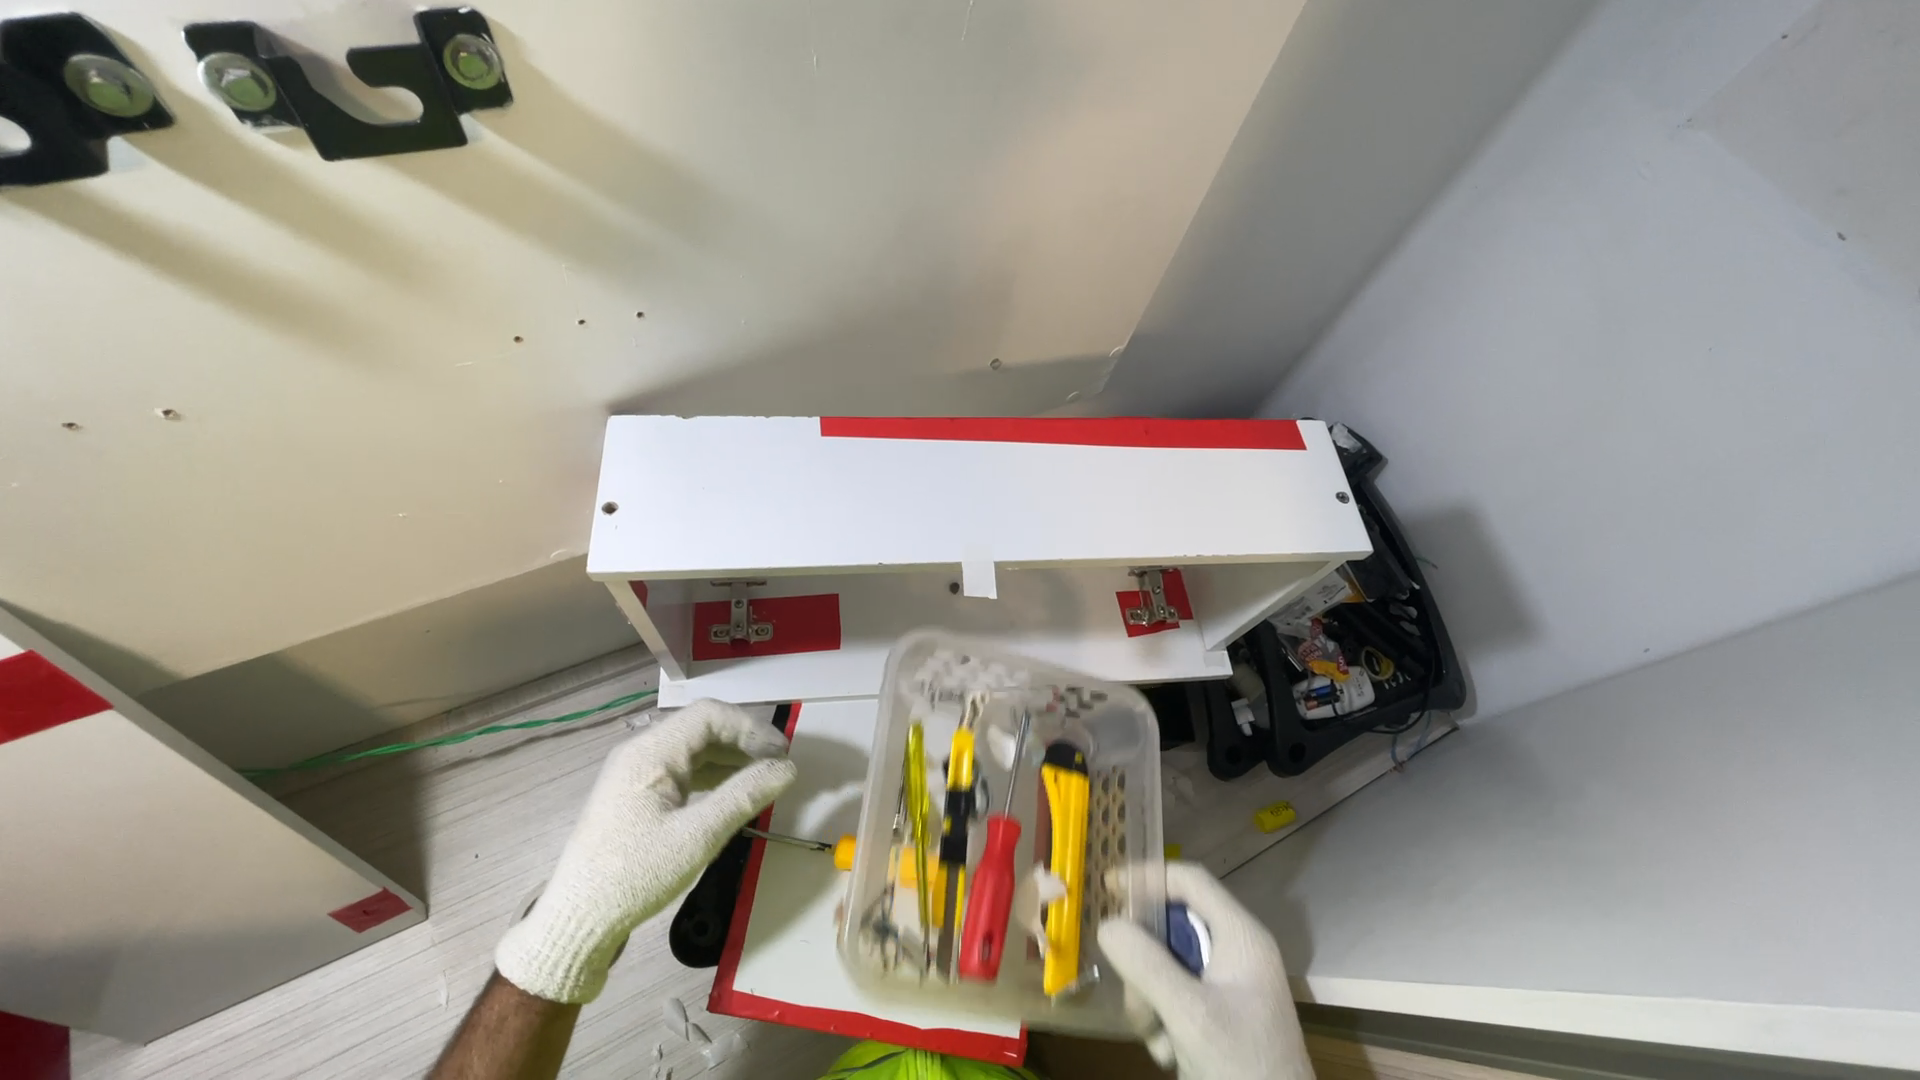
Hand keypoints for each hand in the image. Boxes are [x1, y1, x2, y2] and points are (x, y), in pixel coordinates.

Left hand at [496, 699, 796, 1003]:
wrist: (577, 923)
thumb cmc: (635, 876)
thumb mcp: (697, 837)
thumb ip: (744, 796)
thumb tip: (788, 767)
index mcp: (650, 752)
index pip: (708, 715)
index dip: (750, 728)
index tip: (781, 754)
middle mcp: (641, 753)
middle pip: (702, 727)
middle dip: (744, 740)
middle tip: (779, 765)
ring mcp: (637, 775)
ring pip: (694, 749)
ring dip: (732, 758)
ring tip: (764, 778)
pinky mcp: (638, 797)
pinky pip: (684, 771)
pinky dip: (714, 776)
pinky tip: (733, 794)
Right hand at [1097, 862, 1312, 1079]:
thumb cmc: (1243, 1069)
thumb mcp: (1189, 1015)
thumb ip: (1146, 964)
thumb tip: (1107, 925)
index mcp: (1241, 937)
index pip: (1189, 880)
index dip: (1146, 876)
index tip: (1105, 889)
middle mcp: (1235, 953)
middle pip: (1171, 927)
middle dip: (1144, 962)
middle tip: (1134, 997)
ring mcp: (1226, 987)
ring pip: (1165, 966)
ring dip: (1149, 1000)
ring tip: (1159, 1040)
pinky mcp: (1217, 1017)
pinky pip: (1172, 998)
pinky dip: (1162, 1023)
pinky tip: (1172, 1056)